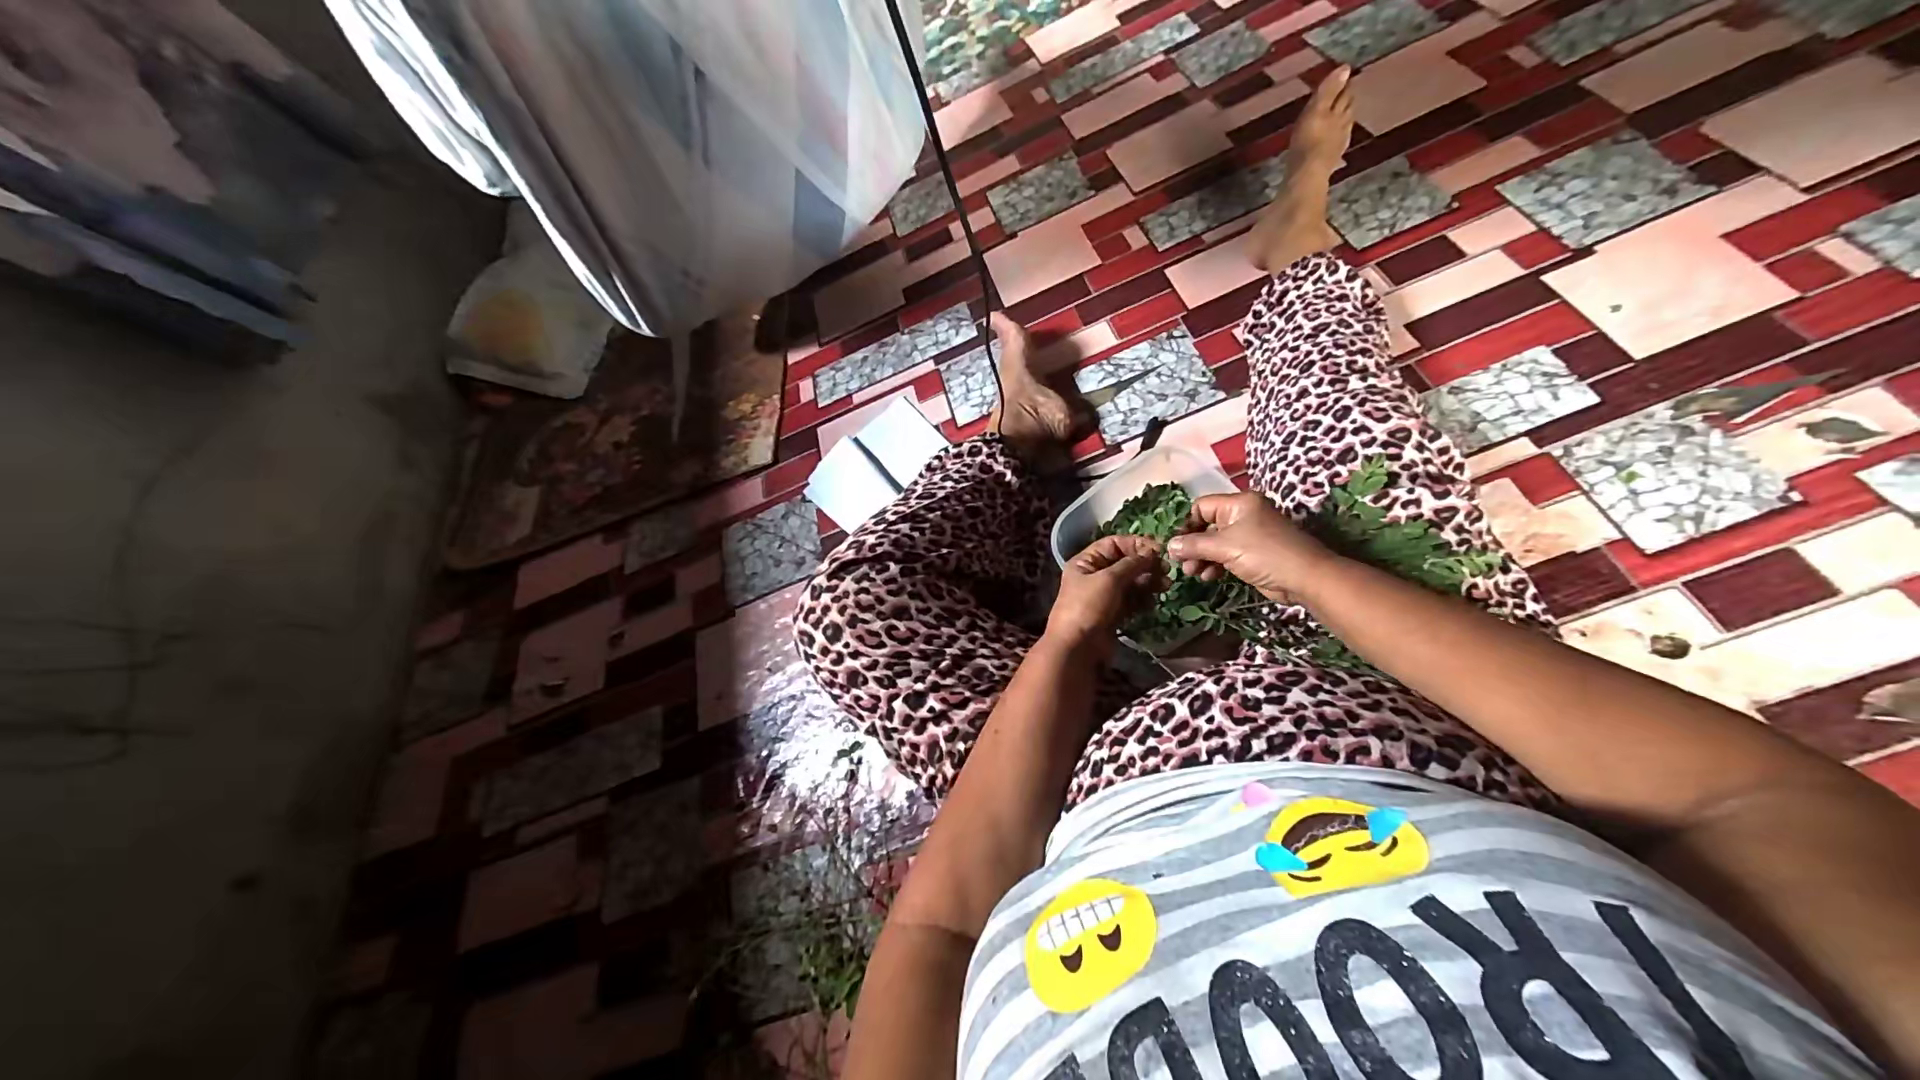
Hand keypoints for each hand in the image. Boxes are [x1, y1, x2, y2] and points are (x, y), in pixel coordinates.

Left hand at [1046, 534, 1166, 645]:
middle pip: (1124, 563)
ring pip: (1131, 583)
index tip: (1159, 549)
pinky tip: (1154, 601)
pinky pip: (1132, 601)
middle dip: (1146, 565)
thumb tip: (1152, 552)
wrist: (1077, 648)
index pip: (1113, 544)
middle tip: (1166, 570)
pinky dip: (1143, 599)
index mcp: (1086, 562)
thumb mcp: (1109, 579)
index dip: (1136, 544)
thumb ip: (1132, 564)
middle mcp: (1094, 576)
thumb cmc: (1088, 607)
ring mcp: (1103, 596)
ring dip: (1148, 582)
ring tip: (1165, 585)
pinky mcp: (1113, 614)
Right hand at [1166, 492, 1336, 604]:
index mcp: (1238, 503)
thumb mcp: (1224, 547)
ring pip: (1214, 543)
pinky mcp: (1251, 554)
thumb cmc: (1264, 554)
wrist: (1304, 578)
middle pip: (1206, 526)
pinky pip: (1224, 555)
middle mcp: (1242, 515)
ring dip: (1200, 557)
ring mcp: (1248, 535)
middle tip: (1180, 562)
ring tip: (1192, 573)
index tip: (1173, 543)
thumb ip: (1193, 545)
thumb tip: (1169, 545)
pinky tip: (1207, 576)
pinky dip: (1214, 564)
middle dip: (1191, 545)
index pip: (1201, 507)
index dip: (1185, 524)